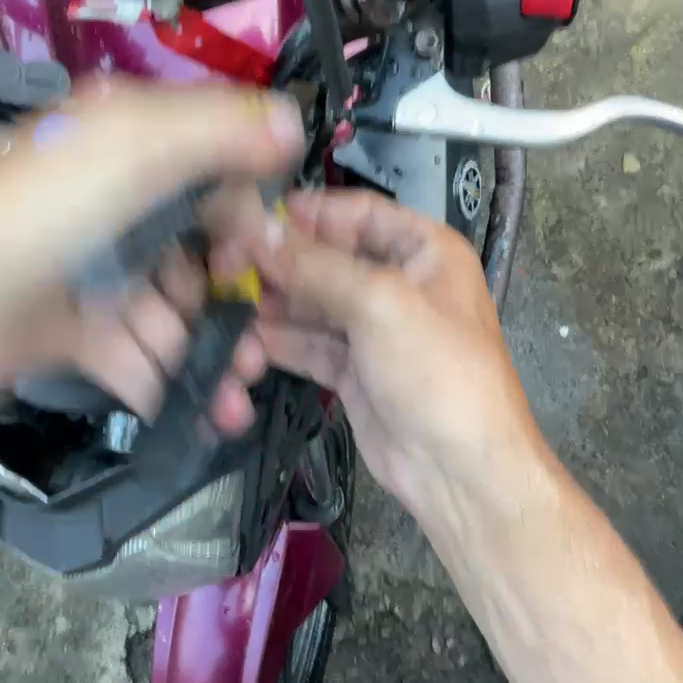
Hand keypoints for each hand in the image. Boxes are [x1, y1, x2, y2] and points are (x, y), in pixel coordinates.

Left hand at [0, 80, 300, 431]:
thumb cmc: (22, 217)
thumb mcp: (128, 149)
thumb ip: (215, 132)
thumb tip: (290, 123)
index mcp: (134, 149)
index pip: (220, 175)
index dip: (250, 218)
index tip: (265, 261)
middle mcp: (121, 205)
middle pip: (204, 254)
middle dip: (238, 301)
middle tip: (259, 344)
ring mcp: (100, 270)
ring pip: (177, 314)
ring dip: (210, 353)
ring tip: (231, 391)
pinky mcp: (79, 328)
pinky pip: (138, 355)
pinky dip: (163, 380)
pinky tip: (187, 406)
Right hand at [252, 190, 543, 517]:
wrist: (459, 469)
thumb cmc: (437, 370)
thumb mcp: (379, 304)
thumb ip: (315, 266)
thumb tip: (257, 232)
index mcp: (424, 252)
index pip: (360, 213)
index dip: (308, 214)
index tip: (254, 219)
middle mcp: (399, 285)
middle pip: (327, 260)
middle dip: (279, 267)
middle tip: (223, 269)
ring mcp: (374, 331)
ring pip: (311, 307)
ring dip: (271, 310)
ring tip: (227, 314)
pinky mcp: (353, 372)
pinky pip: (308, 347)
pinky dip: (278, 346)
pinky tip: (244, 348)